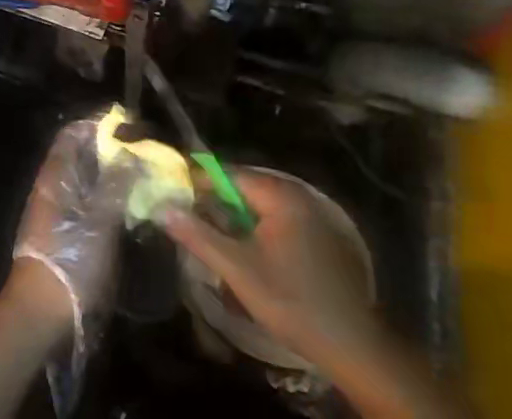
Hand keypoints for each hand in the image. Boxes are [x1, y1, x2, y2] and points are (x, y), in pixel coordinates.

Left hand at [10, 117, 130, 347]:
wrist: (40, 317)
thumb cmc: (69, 261)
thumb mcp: (99, 220)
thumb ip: (116, 184)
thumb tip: (132, 154)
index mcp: (54, 178)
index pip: (71, 135)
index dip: (96, 125)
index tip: (127, 124)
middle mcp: (52, 189)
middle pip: (80, 156)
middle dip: (110, 149)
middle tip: (143, 149)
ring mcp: (56, 213)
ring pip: (86, 180)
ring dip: (111, 173)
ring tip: (143, 173)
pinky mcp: (65, 234)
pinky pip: (89, 202)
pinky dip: (108, 196)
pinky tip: (130, 204)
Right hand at [161, 170, 379, 368]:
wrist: (346, 338)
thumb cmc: (288, 299)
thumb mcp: (237, 268)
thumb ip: (199, 235)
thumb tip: (165, 209)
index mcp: (279, 194)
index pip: (230, 174)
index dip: (200, 182)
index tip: (175, 194)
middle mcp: (297, 194)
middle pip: (246, 188)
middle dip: (217, 203)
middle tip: (191, 221)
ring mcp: (311, 212)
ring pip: (261, 206)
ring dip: (237, 220)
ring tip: (215, 240)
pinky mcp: (318, 233)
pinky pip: (278, 219)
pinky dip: (257, 229)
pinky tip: (247, 253)